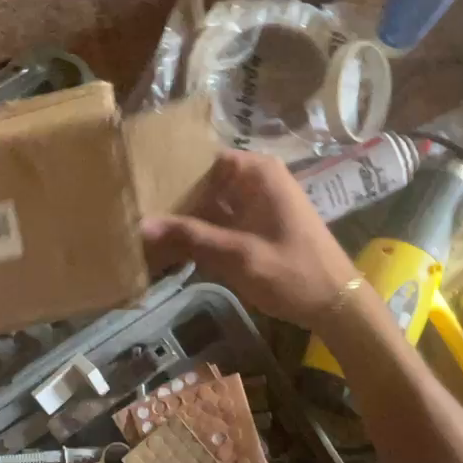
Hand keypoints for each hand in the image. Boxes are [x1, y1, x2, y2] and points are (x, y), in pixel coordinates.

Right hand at [141, 150, 358, 328]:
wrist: (334, 304)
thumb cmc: (293, 273)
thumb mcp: (238, 255)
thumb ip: (190, 237)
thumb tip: (140, 225)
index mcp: (255, 172)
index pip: (199, 159)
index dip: (166, 172)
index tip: (133, 186)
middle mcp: (253, 181)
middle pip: (199, 184)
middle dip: (168, 202)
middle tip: (127, 214)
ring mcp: (253, 206)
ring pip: (205, 208)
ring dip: (179, 224)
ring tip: (138, 233)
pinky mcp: (252, 229)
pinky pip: (216, 227)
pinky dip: (196, 239)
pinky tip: (166, 252)